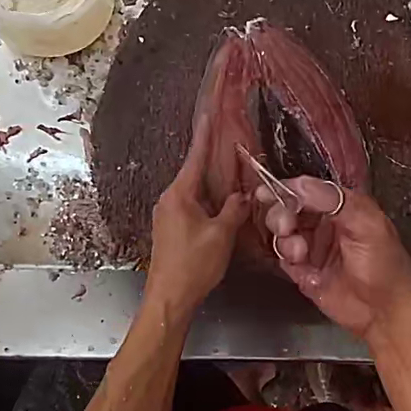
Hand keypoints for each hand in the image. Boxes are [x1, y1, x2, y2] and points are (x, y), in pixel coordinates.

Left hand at [146, 120, 250, 313]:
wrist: (169, 297)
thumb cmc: (193, 265)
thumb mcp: (221, 235)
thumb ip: (234, 210)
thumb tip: (243, 196)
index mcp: (179, 195)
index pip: (194, 157)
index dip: (204, 135)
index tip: (208, 114)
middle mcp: (169, 199)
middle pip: (194, 173)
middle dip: (213, 161)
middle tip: (231, 145)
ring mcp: (167, 214)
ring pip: (194, 191)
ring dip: (213, 185)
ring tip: (233, 175)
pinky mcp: (170, 228)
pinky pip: (192, 206)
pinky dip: (208, 201)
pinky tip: (222, 205)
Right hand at [256, 179, 410, 337]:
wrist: (383, 313)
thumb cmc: (385, 268)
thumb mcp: (367, 226)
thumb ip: (335, 202)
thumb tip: (301, 184)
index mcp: (342, 206)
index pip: (308, 189)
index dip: (289, 189)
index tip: (271, 192)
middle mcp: (324, 223)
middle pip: (288, 206)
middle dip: (281, 213)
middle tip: (286, 225)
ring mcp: (311, 245)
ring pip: (281, 229)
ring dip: (284, 236)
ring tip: (298, 250)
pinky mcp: (301, 268)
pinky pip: (281, 253)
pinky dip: (285, 254)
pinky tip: (299, 262)